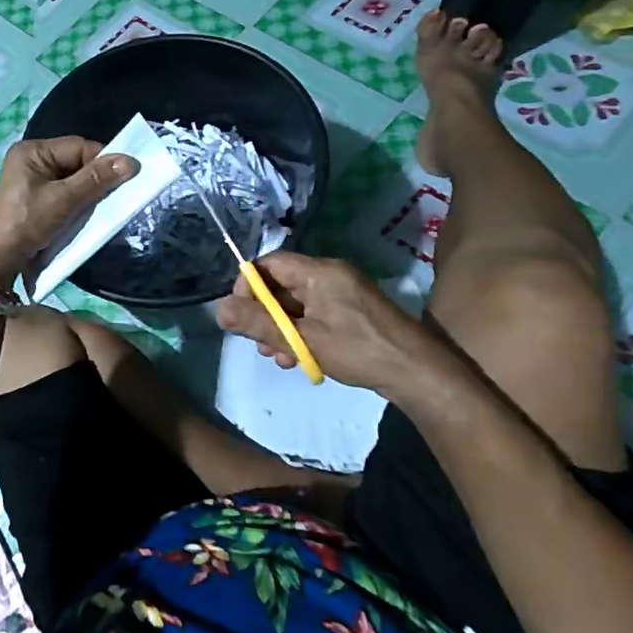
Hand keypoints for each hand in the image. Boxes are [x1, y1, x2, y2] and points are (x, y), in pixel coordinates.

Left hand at [0, 137, 137, 279]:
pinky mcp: (38, 199)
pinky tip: (89, 212)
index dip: (104, 160)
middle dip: (98, 177)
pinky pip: (68, 193)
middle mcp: (33, 160)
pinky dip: (81, 201)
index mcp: (33, 151)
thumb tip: (131, 162)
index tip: (126, 177)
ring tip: (105, 204)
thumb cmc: (26, 223)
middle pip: (78, 162)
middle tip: (118, 193)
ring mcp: (35, 181)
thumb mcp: (64, 199)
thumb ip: (96, 179)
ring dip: (91, 191)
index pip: (79, 147)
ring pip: (75, 179)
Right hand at [213, 252, 457, 393]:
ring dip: (282, 327)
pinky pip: (315, 312)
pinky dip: (302, 331)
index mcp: (320, 271)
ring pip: (298, 302)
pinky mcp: (352, 310)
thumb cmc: (357, 349)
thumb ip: (260, 324)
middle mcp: (331, 274)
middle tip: (257, 343)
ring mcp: (343, 292)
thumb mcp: (303, 339)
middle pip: (283, 283)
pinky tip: (299, 358)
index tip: (240, 314)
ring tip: (277, 357)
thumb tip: (219, 310)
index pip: (271, 262)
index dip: (249, 285)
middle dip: (265, 313)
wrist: (414, 370)